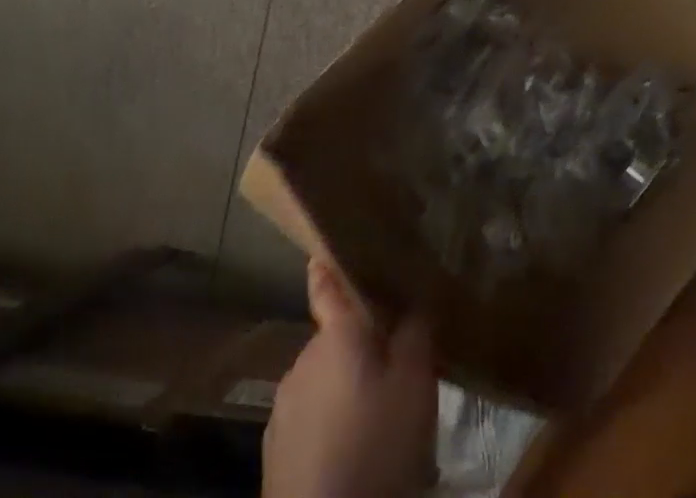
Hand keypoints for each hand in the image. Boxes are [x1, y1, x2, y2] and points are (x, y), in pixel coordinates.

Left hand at [263, 259, 436, 497]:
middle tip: (403, 358)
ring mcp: (285, 404)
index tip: (323, 250)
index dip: (326, 268)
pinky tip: (359, 441)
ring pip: (327, 377)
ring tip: (385, 409)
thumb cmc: (378, 438)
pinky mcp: (278, 443)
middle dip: (365, 344)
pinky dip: (336, 416)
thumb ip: (417, 335)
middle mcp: (303, 360)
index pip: (327, 290)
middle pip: (338, 339)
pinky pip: (314, 413)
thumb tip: (414, 303)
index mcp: (337, 337)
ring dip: (351, 383)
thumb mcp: (416, 381)